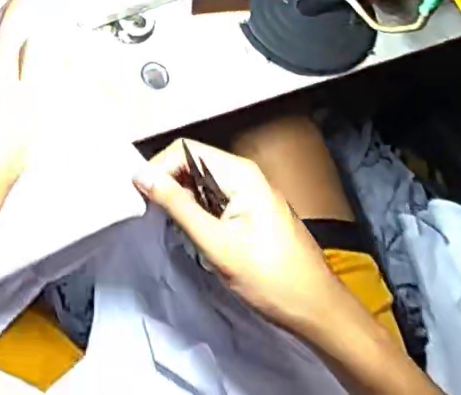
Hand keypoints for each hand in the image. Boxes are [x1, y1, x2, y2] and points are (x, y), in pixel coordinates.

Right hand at [133, 139, 359, 338]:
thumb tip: (143, 177)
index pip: (185, 149)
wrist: (318, 311)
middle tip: (153, 210)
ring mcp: (248, 189)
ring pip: (200, 179)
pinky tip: (195, 231)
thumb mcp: (218, 245)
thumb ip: (178, 206)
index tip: (142, 193)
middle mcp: (244, 173)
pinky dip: (197, 208)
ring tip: (174, 224)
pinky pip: (212, 195)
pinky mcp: (249, 206)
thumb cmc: (274, 280)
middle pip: (192, 161)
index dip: (160, 167)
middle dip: (169, 181)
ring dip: (182, 197)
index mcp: (240, 173)